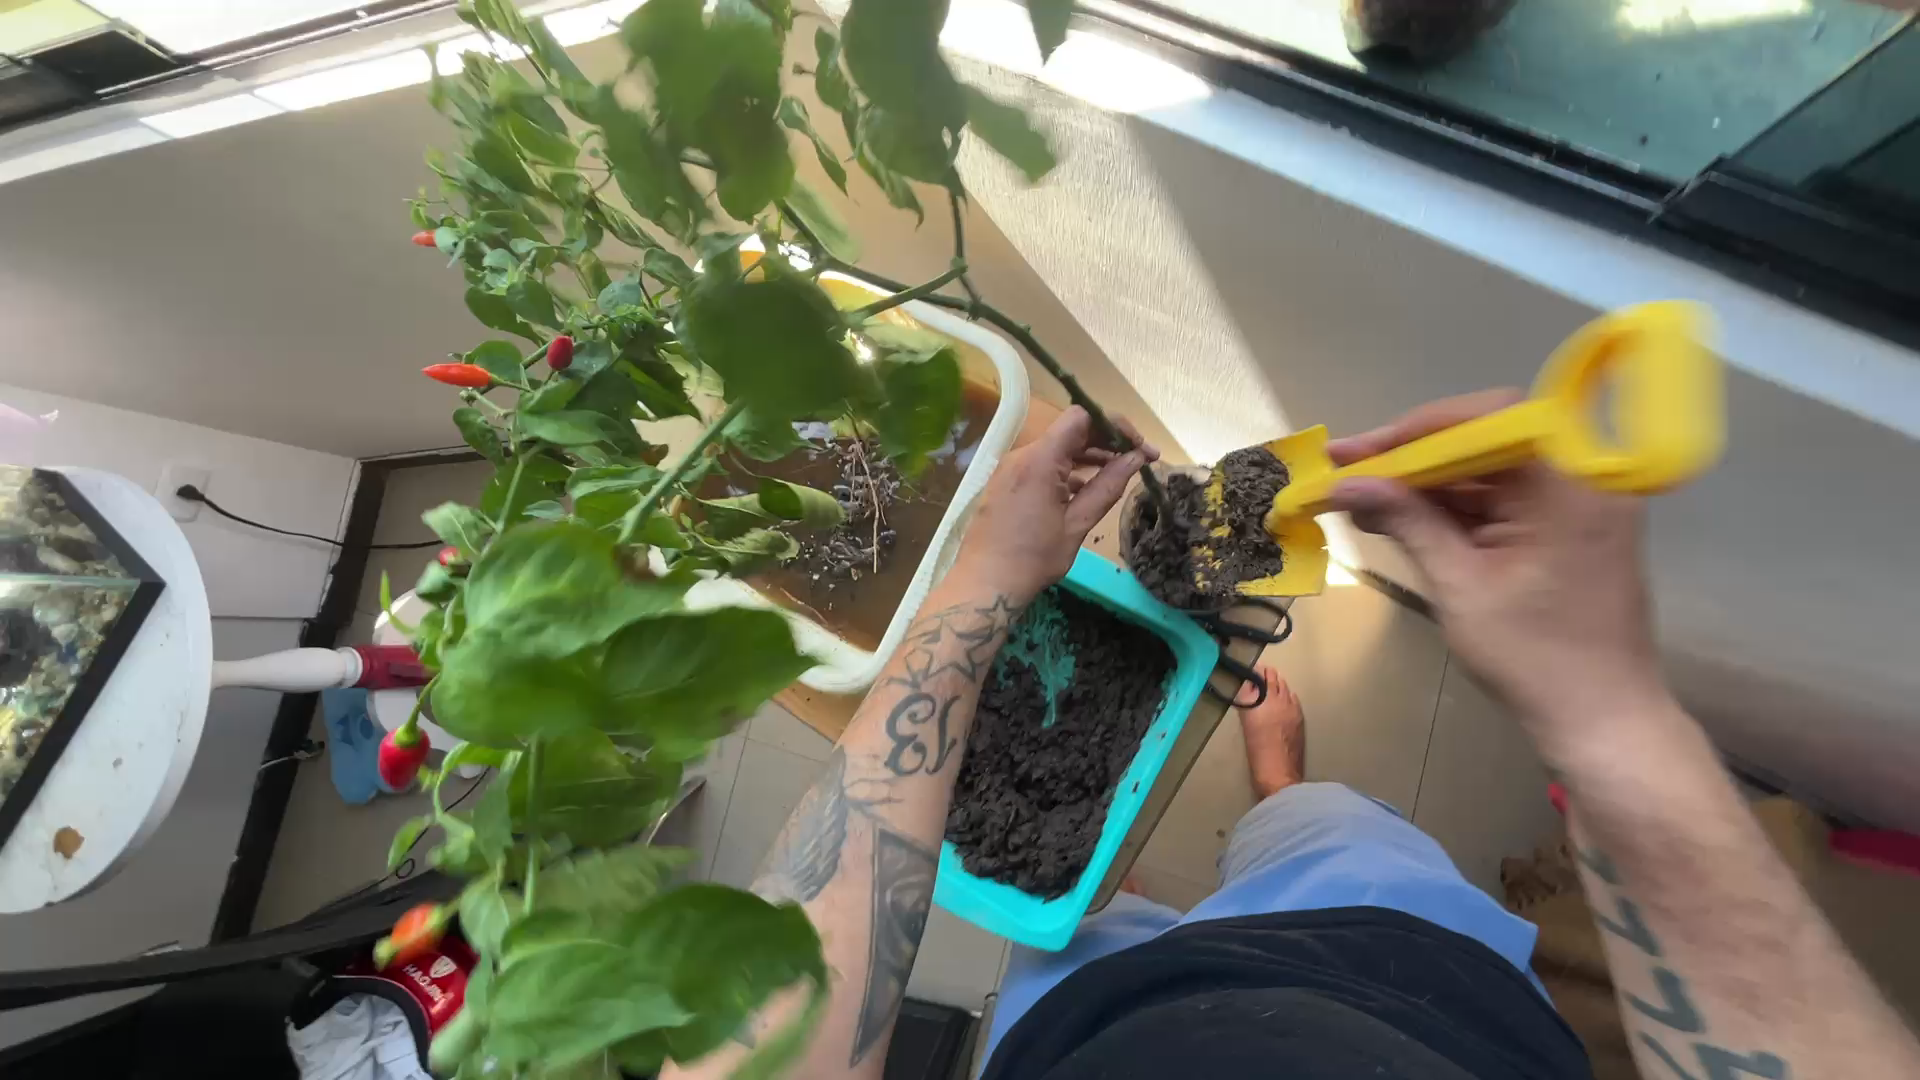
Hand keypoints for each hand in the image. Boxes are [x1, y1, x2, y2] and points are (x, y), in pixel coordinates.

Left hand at [952, 407, 1157, 604]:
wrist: (985, 583)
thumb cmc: (1034, 557)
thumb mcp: (1078, 523)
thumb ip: (1108, 486)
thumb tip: (1136, 459)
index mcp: (1040, 459)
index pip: (1082, 418)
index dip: (1115, 426)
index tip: (1139, 447)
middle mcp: (1022, 455)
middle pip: (1071, 431)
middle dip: (1107, 442)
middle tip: (1138, 461)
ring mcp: (1011, 468)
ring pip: (1057, 449)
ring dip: (1089, 457)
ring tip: (1119, 474)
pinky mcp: (1006, 482)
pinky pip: (1042, 465)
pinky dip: (1067, 471)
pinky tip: (1087, 490)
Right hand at [1324, 390, 1666, 734]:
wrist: (1597, 716)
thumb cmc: (1531, 656)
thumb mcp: (1458, 586)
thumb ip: (1407, 522)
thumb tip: (1344, 483)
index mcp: (1569, 488)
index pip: (1489, 422)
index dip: (1415, 430)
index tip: (1356, 451)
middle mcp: (1579, 481)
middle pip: (1482, 440)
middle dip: (1407, 455)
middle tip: (1343, 466)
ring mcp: (1570, 504)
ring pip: (1480, 469)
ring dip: (1418, 481)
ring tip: (1353, 493)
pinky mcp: (1556, 526)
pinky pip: (1492, 498)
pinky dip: (1442, 505)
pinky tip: (1392, 513)